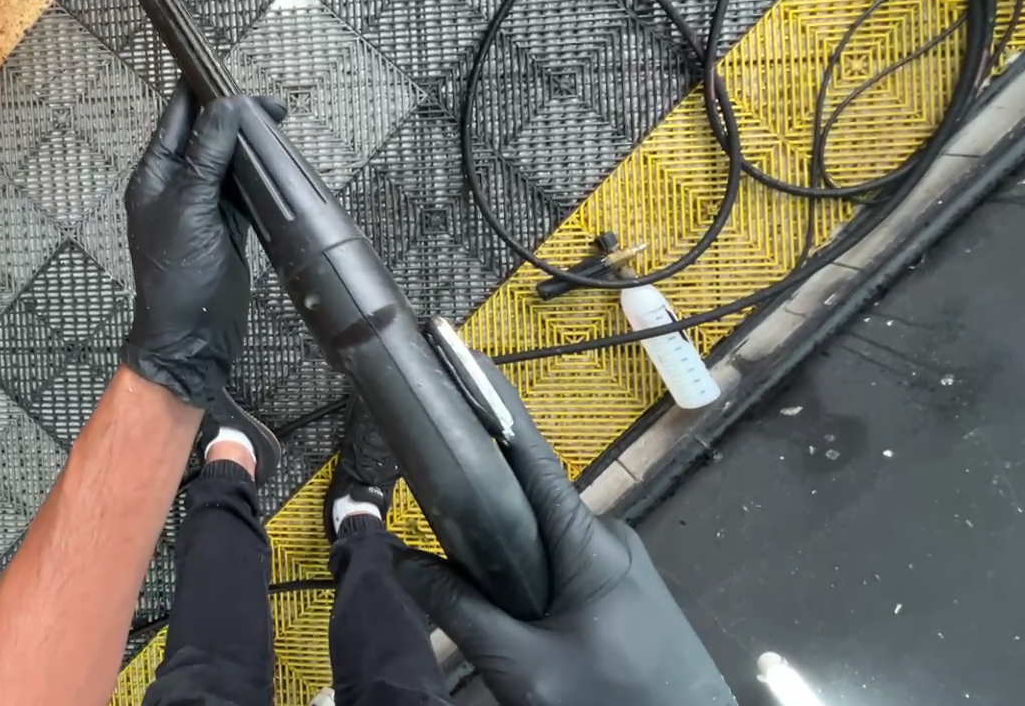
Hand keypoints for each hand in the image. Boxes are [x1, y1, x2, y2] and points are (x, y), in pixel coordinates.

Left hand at [121, 89, 282, 407]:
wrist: (192, 335)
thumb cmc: (178, 277)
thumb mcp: (191, 208)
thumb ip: (208, 156)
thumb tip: (226, 106)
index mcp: (156, 174)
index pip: (177, 116)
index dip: (200, 91)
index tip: (228, 71)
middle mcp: (176, 183)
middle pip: (205, 134)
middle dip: (232, 115)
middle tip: (268, 106)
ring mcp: (201, 203)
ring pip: (225, 158)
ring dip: (246, 143)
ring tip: (274, 125)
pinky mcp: (225, 221)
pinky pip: (239, 185)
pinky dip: (255, 172)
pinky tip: (272, 162)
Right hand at [393, 356, 734, 705]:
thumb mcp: (525, 671)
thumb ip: (459, 612)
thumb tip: (397, 560)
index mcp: (588, 540)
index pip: (528, 451)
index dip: (492, 400)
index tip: (460, 353)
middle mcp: (607, 535)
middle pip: (527, 494)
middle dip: (481, 500)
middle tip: (433, 522)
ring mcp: (621, 562)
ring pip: (543, 534)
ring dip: (508, 548)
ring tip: (478, 591)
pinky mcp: (627, 589)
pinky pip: (564, 560)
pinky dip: (531, 569)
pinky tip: (518, 612)